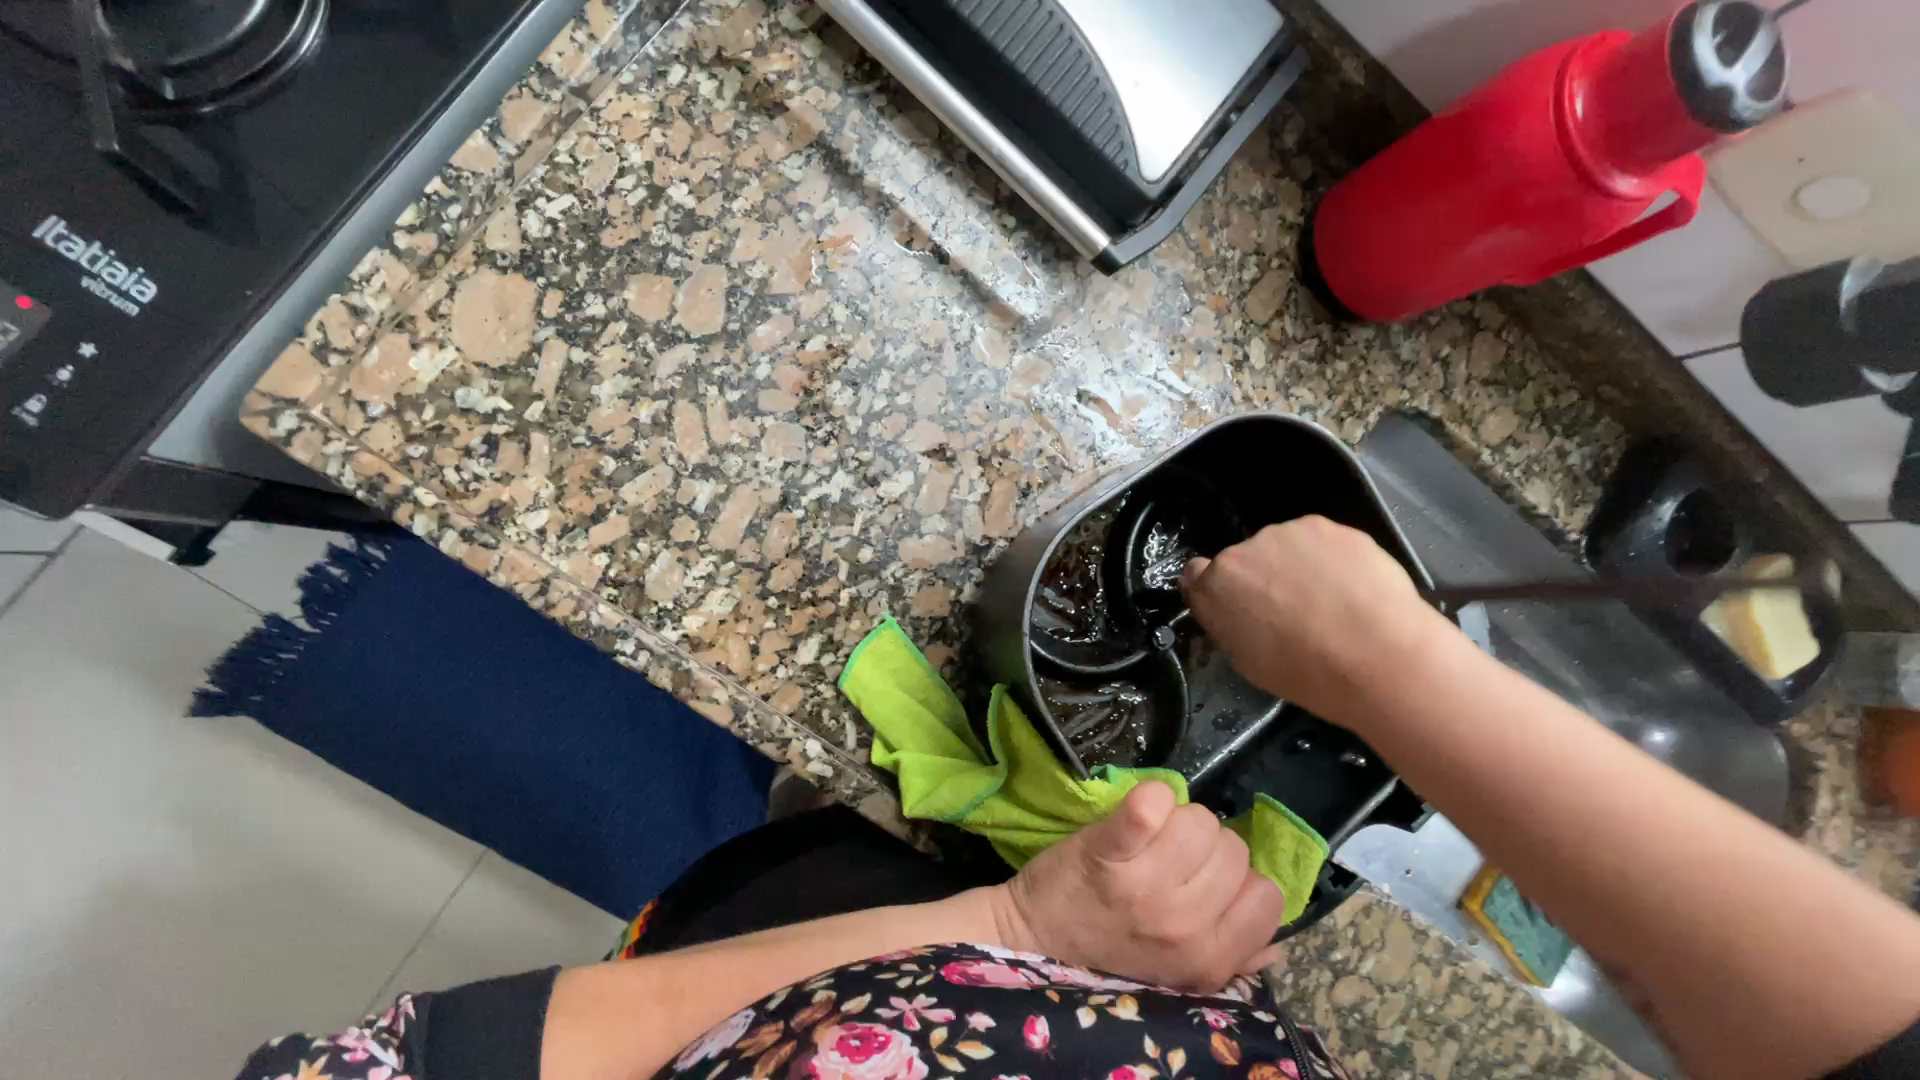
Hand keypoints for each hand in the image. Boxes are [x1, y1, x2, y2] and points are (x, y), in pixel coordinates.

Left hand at [987, 781, 1285, 990]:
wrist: (1036, 936)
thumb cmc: (1110, 948)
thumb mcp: (1178, 972)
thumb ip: (1231, 958)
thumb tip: (1274, 945)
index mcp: (1209, 958)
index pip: (1267, 894)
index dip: (1239, 880)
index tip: (1205, 881)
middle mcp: (1183, 924)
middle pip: (1233, 849)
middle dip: (1206, 847)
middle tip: (1169, 859)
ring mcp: (1143, 885)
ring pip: (1200, 820)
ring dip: (1179, 819)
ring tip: (1150, 838)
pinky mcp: (1106, 849)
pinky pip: (1150, 804)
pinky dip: (1150, 797)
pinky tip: (1139, 810)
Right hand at [1179, 515, 1453, 719]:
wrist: (1379, 659)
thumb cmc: (1307, 674)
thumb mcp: (1248, 662)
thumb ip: (1231, 625)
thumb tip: (1238, 612)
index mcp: (1216, 586)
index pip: (1197, 574)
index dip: (1218, 590)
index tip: (1239, 606)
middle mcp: (1244, 550)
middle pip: (1247, 559)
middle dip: (1264, 578)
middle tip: (1294, 612)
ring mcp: (1289, 534)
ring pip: (1286, 547)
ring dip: (1298, 566)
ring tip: (1331, 601)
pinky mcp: (1330, 527)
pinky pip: (1322, 542)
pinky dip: (1333, 560)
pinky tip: (1354, 589)